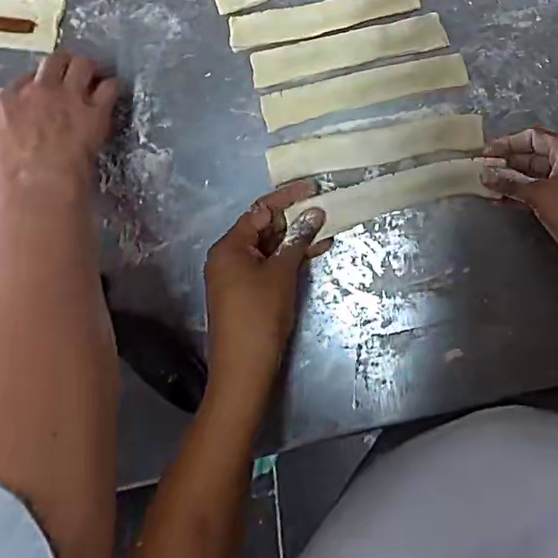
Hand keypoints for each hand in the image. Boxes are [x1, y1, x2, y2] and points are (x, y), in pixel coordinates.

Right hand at [0, 50, 119, 199]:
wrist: (39, 181)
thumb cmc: (12, 171)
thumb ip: (12, 117)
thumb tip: (25, 115)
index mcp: (8, 99)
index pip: (28, 76)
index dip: (41, 79)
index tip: (48, 87)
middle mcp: (40, 89)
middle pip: (55, 60)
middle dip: (65, 63)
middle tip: (74, 72)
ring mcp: (70, 96)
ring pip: (83, 64)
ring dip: (89, 69)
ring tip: (94, 77)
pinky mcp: (96, 107)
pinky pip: (110, 85)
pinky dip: (111, 87)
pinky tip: (109, 94)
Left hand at [204, 182, 326, 388]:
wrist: (245, 368)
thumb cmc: (260, 314)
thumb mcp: (282, 272)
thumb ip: (298, 239)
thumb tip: (315, 212)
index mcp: (229, 247)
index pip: (260, 211)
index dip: (287, 198)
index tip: (313, 188)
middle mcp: (229, 257)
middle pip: (265, 227)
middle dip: (295, 218)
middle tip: (325, 209)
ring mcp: (238, 275)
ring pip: (271, 246)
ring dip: (297, 238)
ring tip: (328, 228)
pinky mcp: (249, 290)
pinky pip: (271, 263)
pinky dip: (291, 256)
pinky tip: (316, 250)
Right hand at [481, 128, 557, 265]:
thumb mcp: (538, 195)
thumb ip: (509, 182)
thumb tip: (483, 174)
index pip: (532, 136)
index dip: (507, 143)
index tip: (485, 153)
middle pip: (534, 153)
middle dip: (507, 163)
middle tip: (482, 170)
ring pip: (537, 172)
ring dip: (513, 179)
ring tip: (486, 185)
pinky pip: (543, 187)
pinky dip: (525, 191)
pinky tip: (501, 199)